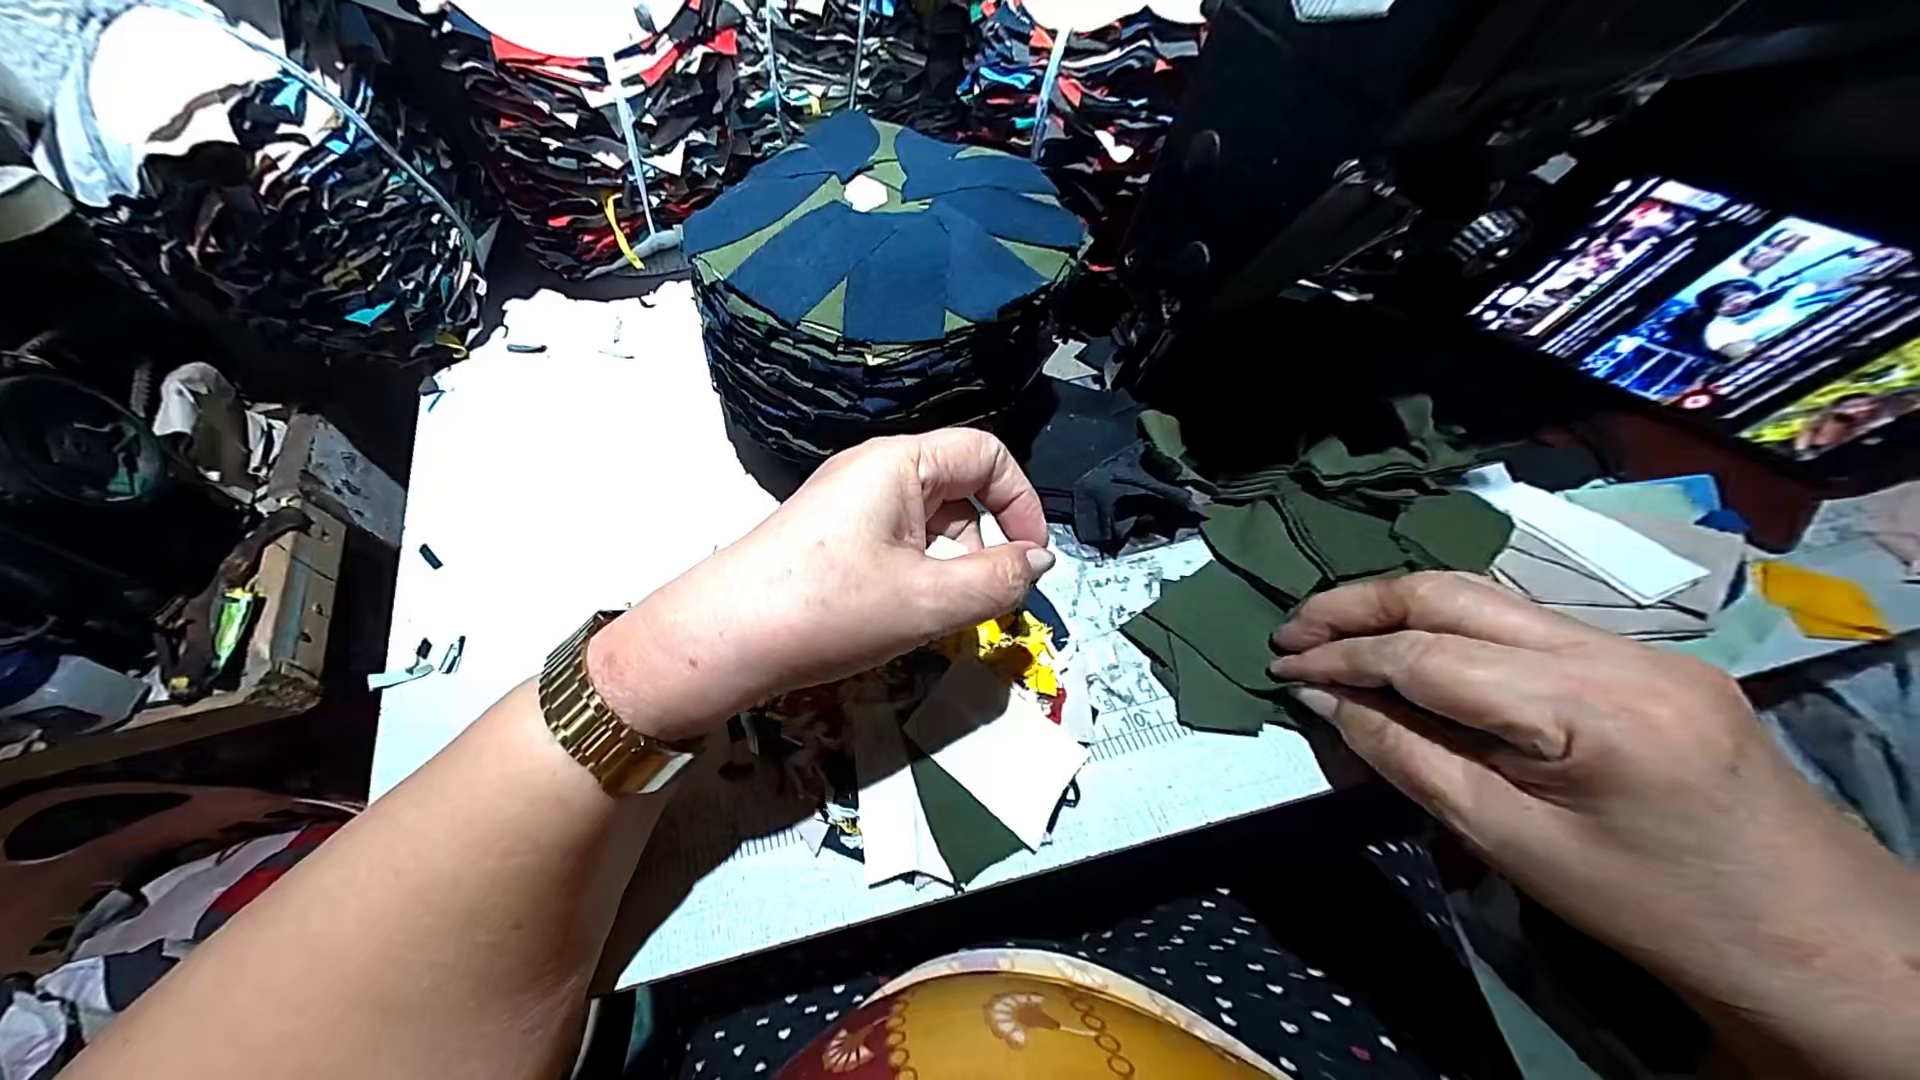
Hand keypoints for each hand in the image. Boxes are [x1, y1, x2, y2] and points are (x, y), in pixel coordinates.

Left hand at [587, 430, 1053, 740]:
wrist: (720, 642)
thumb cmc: (830, 609)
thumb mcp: (930, 599)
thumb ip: (999, 579)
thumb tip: (1040, 561)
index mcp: (900, 462)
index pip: (988, 456)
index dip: (1022, 502)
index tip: (1032, 559)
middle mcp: (875, 470)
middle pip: (960, 491)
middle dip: (982, 545)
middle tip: (971, 600)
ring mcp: (851, 503)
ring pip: (930, 523)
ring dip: (949, 566)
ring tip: (928, 614)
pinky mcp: (835, 535)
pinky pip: (899, 542)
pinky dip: (917, 574)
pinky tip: (898, 613)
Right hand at [1269, 572, 1919, 1074]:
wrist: (1827, 947)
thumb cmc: (1654, 909)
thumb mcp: (1504, 839)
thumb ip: (1402, 753)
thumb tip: (1323, 698)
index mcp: (1593, 708)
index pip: (1428, 655)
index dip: (1342, 656)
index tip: (1283, 664)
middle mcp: (1615, 652)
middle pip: (1450, 595)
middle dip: (1356, 605)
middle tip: (1293, 628)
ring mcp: (1633, 646)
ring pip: (1477, 595)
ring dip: (1391, 607)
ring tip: (1329, 628)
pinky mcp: (1635, 657)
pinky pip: (1509, 622)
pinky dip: (1436, 626)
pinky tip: (1401, 645)